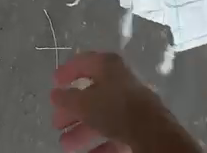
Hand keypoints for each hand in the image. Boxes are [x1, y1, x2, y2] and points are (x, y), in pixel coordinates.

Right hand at [50, 52, 194, 152]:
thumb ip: (67, 98)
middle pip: (90, 93)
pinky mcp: (137, 125)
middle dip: (72, 110)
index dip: (67, 72)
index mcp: (107, 65)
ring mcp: (129, 103)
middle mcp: (119, 80)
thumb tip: (54, 94)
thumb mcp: (85, 102)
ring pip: (101, 116)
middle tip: (56, 123)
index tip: (54, 83)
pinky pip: (114, 132)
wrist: (152, 133)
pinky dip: (99, 143)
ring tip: (66, 144)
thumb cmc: (115, 108)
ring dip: (82, 130)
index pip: (83, 62)